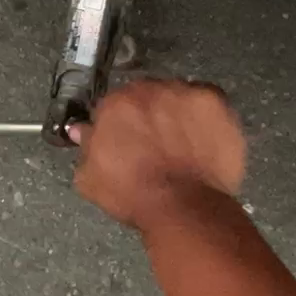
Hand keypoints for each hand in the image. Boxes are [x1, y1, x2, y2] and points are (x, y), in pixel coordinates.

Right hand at [71, 80, 246, 231]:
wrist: (182, 206)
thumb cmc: (134, 195)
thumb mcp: (91, 178)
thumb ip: (87, 147)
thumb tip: (81, 129)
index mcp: (115, 103)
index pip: (114, 103)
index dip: (121, 123)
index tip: (127, 140)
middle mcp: (149, 88)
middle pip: (147, 94)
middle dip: (149, 114)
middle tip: (156, 142)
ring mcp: (184, 92)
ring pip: (177, 95)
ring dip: (177, 111)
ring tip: (183, 142)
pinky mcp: (214, 100)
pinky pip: (208, 100)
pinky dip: (205, 115)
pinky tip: (203, 137)